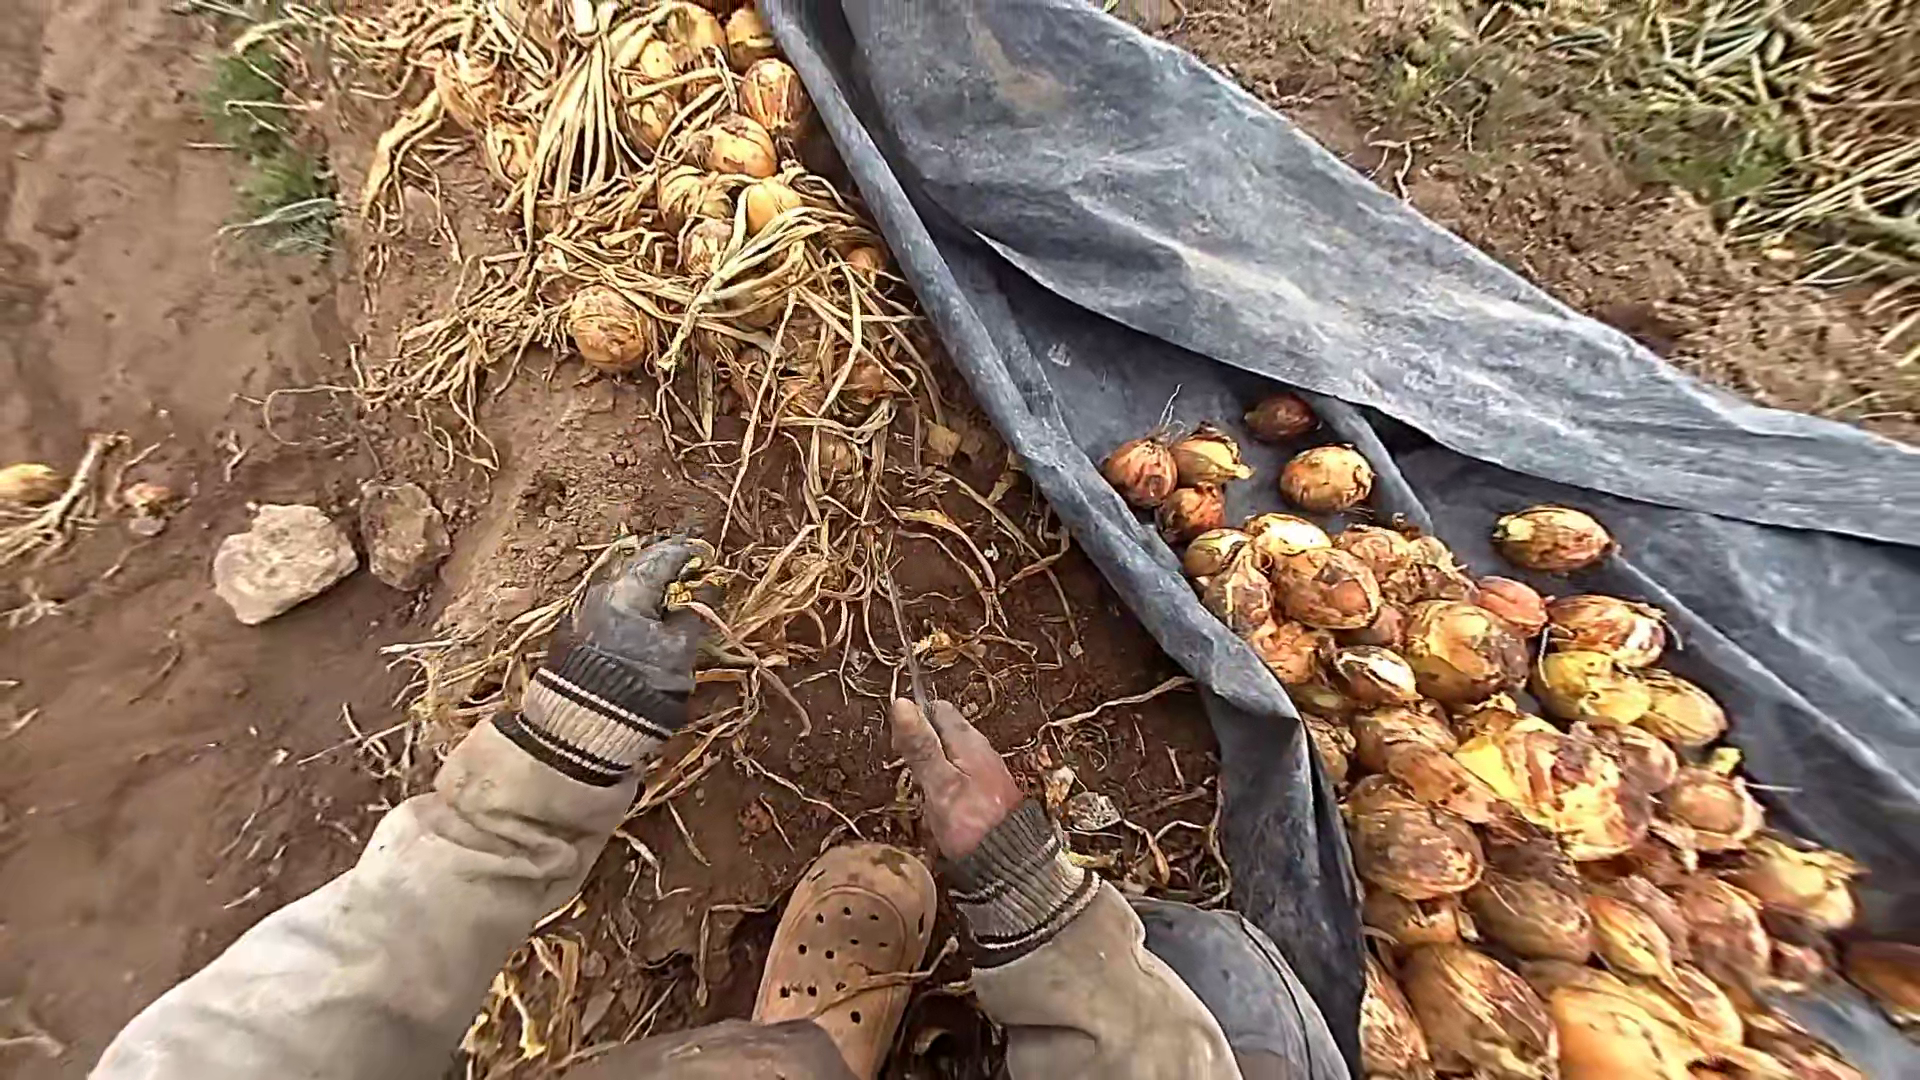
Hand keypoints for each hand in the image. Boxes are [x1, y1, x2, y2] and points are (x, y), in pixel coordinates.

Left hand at [570, 536, 717, 694]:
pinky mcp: (580, 628)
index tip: (705, 556)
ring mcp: (587, 609)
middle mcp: (602, 592)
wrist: (589, 724)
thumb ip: (696, 610)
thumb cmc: (645, 681)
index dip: (688, 554)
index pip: (662, 557)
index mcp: (628, 591)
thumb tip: (709, 586)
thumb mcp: (682, 645)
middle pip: (640, 566)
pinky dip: (637, 600)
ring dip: (652, 584)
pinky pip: (616, 601)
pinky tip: (651, 612)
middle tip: (692, 571)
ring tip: (675, 593)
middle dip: (667, 567)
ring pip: (627, 584)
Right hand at [889, 698, 1023, 858]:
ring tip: (920, 786)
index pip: (937, 708)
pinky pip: (961, 770)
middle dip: (923, 741)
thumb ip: (921, 746)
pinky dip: (946, 777)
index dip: (915, 719)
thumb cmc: (972, 825)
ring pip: (952, 751)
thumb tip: (901, 704)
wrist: (1013, 865)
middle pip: (945, 728)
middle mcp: (980, 748)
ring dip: (933, 761)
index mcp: (967, 740)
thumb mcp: (939, 784)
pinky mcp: (989, 789)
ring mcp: (986, 768)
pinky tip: (939, 798)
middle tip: (907, 768)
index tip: (899, 743)